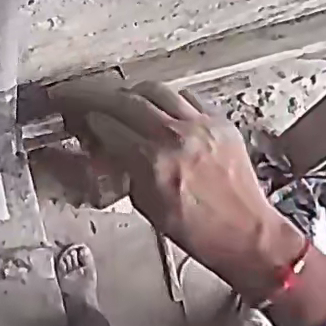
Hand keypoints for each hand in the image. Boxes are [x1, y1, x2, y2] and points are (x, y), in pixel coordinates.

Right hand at [49, 81, 305, 296]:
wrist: (248, 235)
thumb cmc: (198, 230)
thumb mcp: (145, 204)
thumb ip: (123, 169)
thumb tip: (105, 147)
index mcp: (152, 162)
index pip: (107, 126)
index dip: (87, 120)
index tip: (78, 117)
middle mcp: (175, 137)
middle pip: (125, 100)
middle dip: (98, 97)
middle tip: (84, 97)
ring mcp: (200, 126)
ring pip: (155, 90)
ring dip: (132, 93)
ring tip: (122, 100)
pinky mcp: (219, 122)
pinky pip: (186, 96)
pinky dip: (167, 98)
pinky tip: (160, 107)